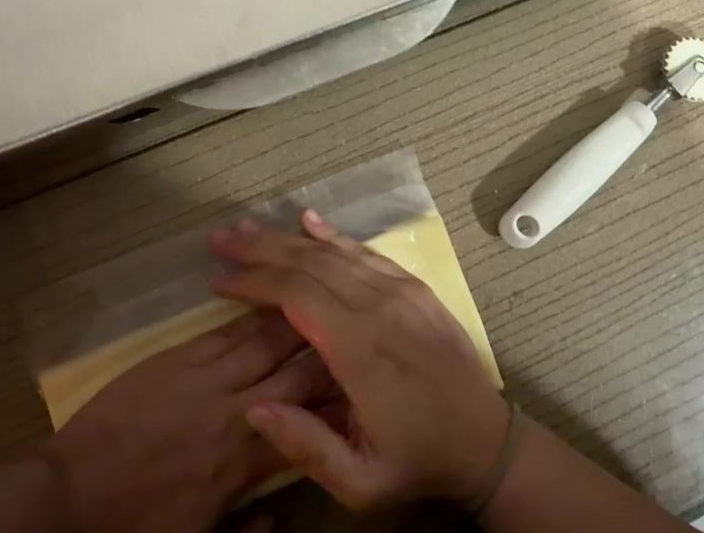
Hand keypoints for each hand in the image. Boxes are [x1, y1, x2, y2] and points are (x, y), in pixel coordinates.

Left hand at [46, 309, 335, 532]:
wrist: (70, 495)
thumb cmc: (135, 522)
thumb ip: (247, 526)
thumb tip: (282, 515)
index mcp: (244, 464)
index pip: (307, 427)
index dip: (339, 406)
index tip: (364, 387)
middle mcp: (235, 413)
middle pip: (296, 375)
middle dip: (329, 352)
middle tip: (357, 329)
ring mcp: (206, 379)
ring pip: (264, 341)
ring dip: (297, 321)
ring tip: (325, 298)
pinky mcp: (179, 358)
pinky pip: (225, 331)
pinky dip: (253, 315)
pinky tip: (272, 297)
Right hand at [209, 210, 508, 510]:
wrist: (487, 440)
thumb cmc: (417, 460)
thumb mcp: (360, 482)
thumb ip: (306, 447)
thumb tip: (252, 406)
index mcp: (361, 350)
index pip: (296, 296)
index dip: (253, 282)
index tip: (216, 279)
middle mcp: (380, 307)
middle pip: (310, 263)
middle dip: (260, 249)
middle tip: (220, 239)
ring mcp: (401, 291)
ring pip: (335, 252)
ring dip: (287, 237)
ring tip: (248, 228)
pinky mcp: (415, 287)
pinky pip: (366, 252)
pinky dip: (333, 235)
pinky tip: (309, 222)